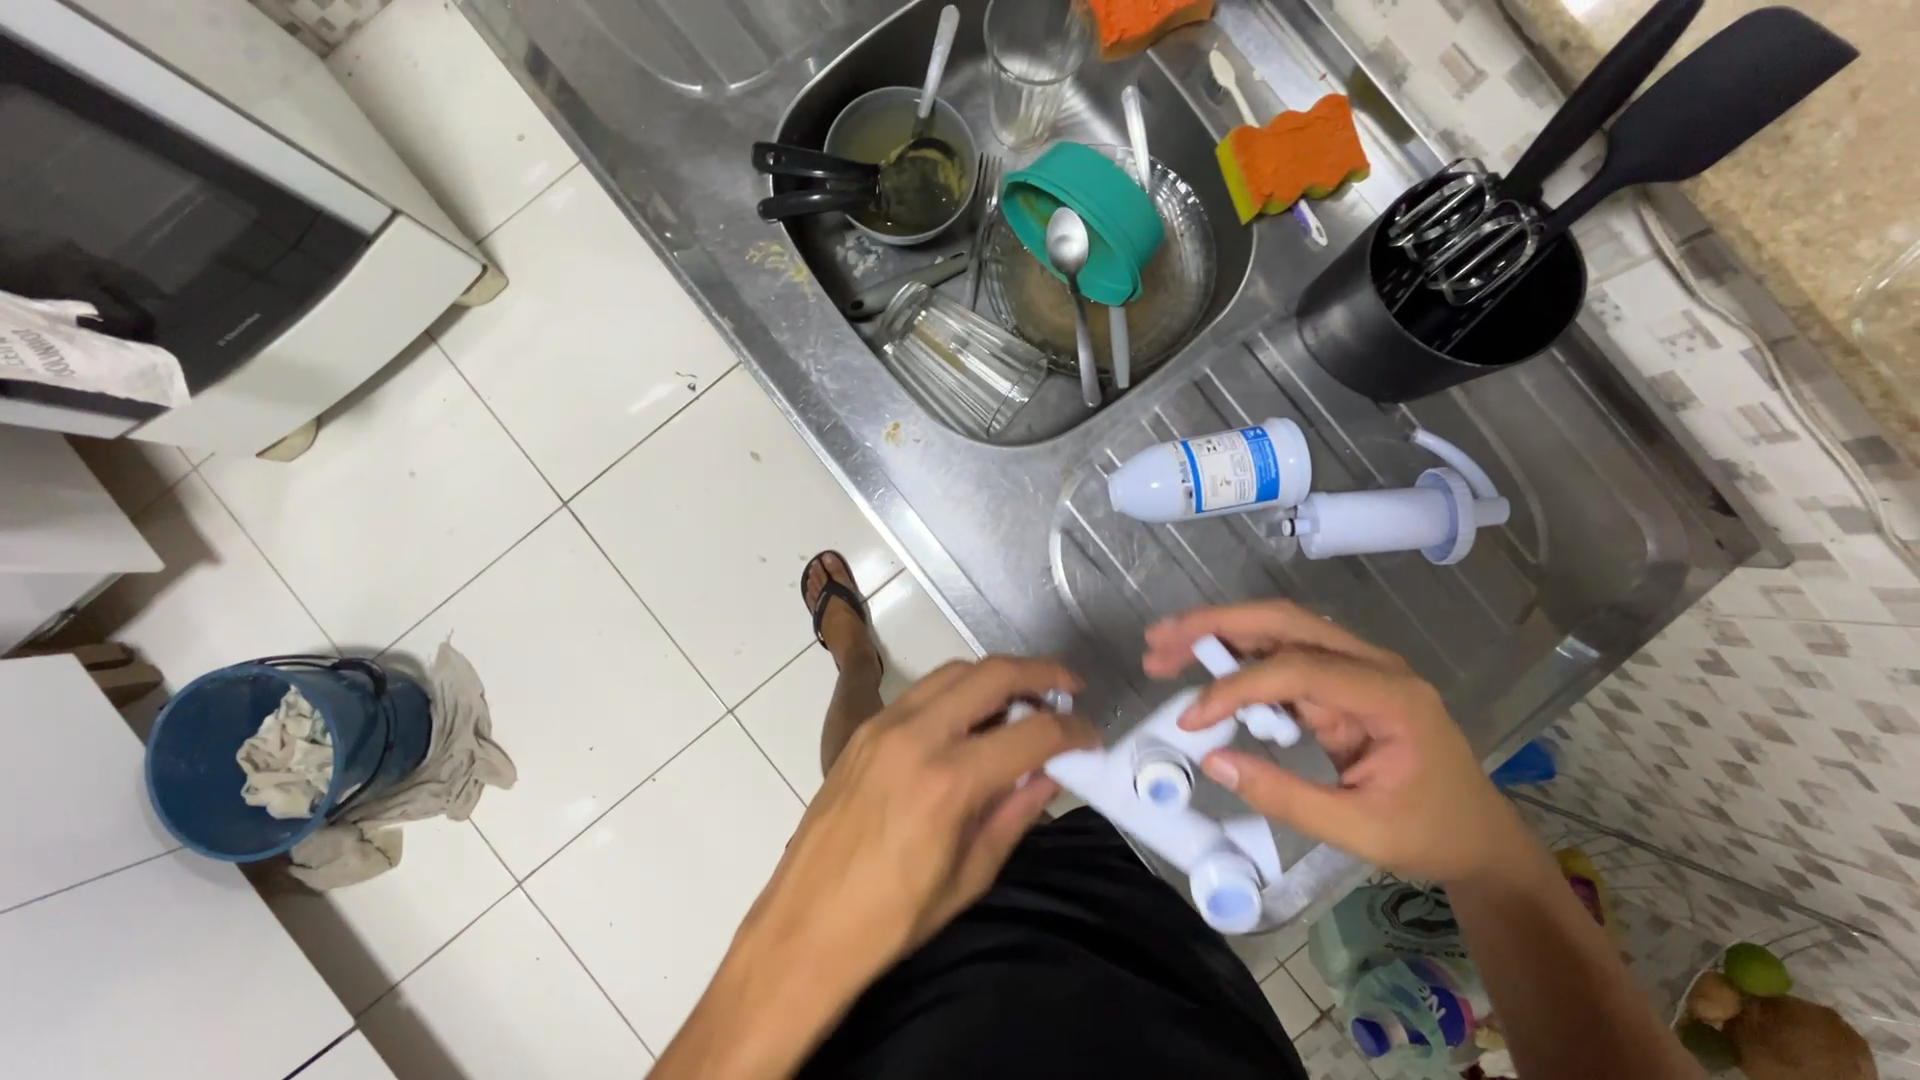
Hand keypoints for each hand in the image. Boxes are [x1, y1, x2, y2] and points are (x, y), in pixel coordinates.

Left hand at [734, 656, 1097, 991]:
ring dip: (998, 675)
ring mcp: (884, 726)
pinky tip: (974, 718)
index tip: (1092, 737)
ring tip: (1026, 700)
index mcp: (949, 781)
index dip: (1074, 730)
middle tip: (1071, 689)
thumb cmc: (893, 918)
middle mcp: (916, 736)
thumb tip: (1049, 773)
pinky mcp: (863, 730)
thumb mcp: (970, 875)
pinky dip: (959, 690)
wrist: (805, 926)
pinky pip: (923, 690)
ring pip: (955, 670)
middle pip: (993, 674)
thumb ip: (1015, 813)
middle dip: (1042, 674)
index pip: (1032, 732)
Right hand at [1143, 601, 1528, 885]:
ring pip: (1279, 630)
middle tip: (1160, 642)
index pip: (1299, 668)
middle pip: (1286, 622)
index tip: (1192, 720)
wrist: (1479, 837)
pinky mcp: (1340, 683)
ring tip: (1164, 648)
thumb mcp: (1361, 831)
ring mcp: (1356, 670)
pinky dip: (1238, 660)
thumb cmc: (1431, 834)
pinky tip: (1200, 669)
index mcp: (1390, 696)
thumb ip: (1286, 797)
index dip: (1238, 687)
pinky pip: (1282, 659)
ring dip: (1220, 634)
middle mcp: (1373, 666)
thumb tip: (1213, 761)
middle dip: (1217, 626)